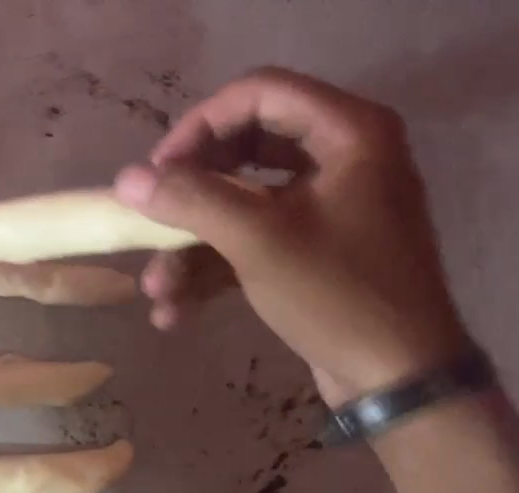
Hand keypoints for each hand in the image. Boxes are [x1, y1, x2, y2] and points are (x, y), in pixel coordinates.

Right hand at [112, 68, 469, 405]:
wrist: (392, 371)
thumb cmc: (336, 293)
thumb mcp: (258, 242)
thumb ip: (191, 202)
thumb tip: (126, 181)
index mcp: (347, 133)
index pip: (259, 95)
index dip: (199, 128)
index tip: (154, 173)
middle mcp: (339, 159)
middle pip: (241, 153)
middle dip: (187, 198)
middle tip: (148, 224)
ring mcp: (323, 208)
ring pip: (238, 208)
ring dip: (189, 249)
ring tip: (155, 291)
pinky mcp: (308, 251)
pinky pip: (247, 246)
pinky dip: (210, 275)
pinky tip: (174, 313)